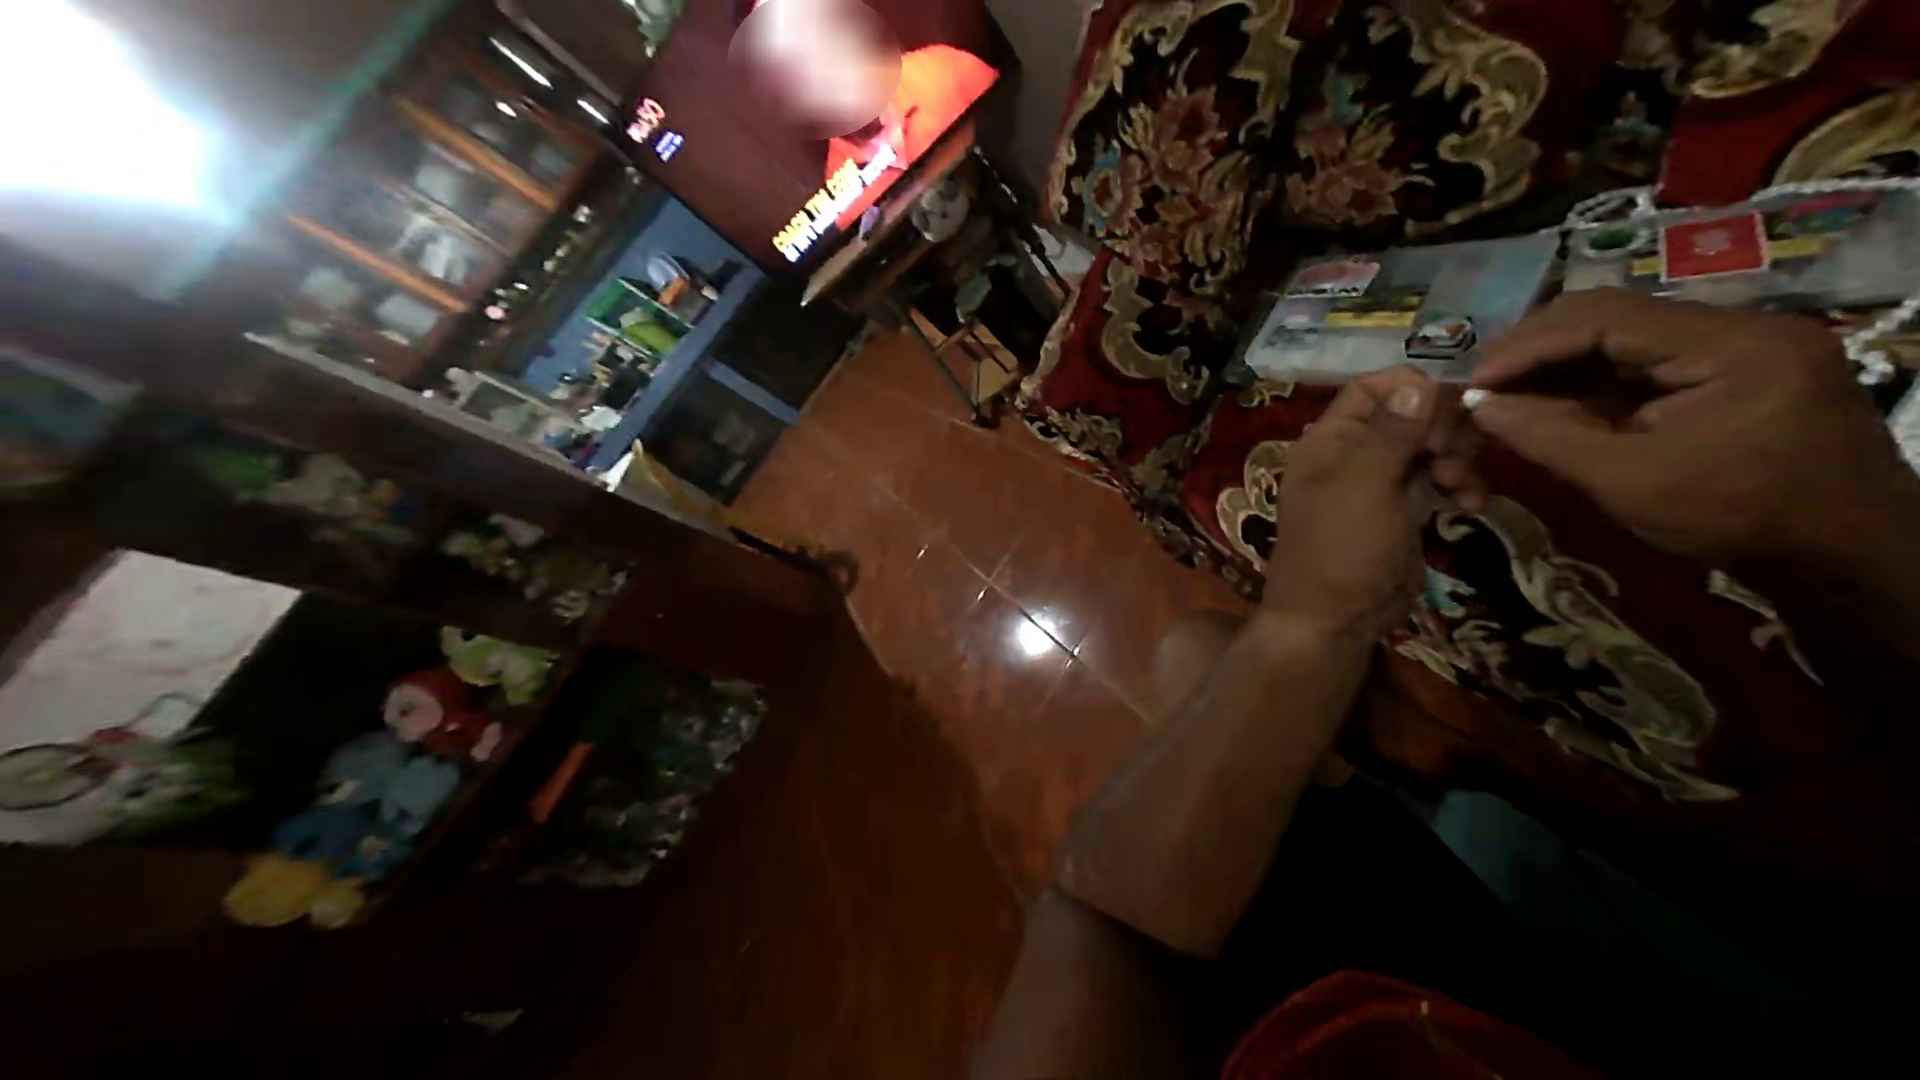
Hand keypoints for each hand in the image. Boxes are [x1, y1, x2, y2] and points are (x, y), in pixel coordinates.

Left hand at [1263, 368, 1476, 637]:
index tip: (1451, 402)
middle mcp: (1351, 455)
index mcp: (1328, 441)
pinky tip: (1472, 505)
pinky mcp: (1403, 510)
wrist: (1335, 617)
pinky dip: (1459, 486)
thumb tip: (1419, 384)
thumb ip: (1391, 434)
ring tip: (1461, 484)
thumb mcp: (1363, 486)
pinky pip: (1437, 482)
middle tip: (1452, 454)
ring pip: (1429, 447)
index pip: (1369, 389)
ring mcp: (1379, 484)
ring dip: (1456, 458)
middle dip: (1442, 427)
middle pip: (1409, 415)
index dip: (1411, 388)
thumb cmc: (1340, 547)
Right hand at [1470, 290, 1919, 567]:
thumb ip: (1547, 436)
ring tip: (1497, 395)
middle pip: (1608, 317)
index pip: (1604, 318)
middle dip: (1532, 350)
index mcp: (1731, 344)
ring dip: (1549, 366)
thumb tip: (1477, 405)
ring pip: (1615, 338)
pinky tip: (1539, 402)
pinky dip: (1577, 382)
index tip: (1472, 382)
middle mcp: (1735, 329)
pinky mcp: (1717, 372)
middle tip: (1477, 386)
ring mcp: (1729, 348)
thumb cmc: (1735, 516)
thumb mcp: (1626, 479)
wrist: (1836, 551)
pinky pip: (1632, 363)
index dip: (1526, 346)